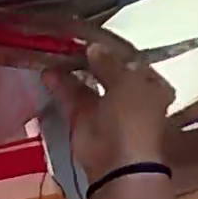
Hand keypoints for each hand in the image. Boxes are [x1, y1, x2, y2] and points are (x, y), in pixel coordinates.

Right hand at [41, 31, 175, 184]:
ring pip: (86, 86)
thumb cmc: (132, 118)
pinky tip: (48, 73)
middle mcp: (128, 96)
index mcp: (150, 85)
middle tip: (71, 45)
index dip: (113, 50)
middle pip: (106, 73)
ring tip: (54, 55)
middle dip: (89, 61)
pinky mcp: (82, 120)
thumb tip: (93, 47)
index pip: (131, 62)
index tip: (95, 38)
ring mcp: (103, 109)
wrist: (116, 161)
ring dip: (71, 73)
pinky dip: (60, 87)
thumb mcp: (127, 83)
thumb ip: (108, 64)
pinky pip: (71, 99)